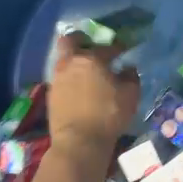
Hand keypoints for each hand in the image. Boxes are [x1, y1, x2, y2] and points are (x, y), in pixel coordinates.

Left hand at [47, 34, 140, 153]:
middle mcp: (71, 63)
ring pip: (64, 59)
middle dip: (81, 39)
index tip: (124, 50)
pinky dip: (70, 77)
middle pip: (70, 40)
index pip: (108, 47)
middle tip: (92, 47)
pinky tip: (80, 87)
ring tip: (87, 71)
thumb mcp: (130, 95)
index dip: (118, 47)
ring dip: (75, 60)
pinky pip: (61, 77)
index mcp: (92, 59)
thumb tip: (127, 68)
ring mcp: (57, 78)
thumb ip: (131, 77)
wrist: (78, 141)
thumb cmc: (108, 115)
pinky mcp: (51, 94)